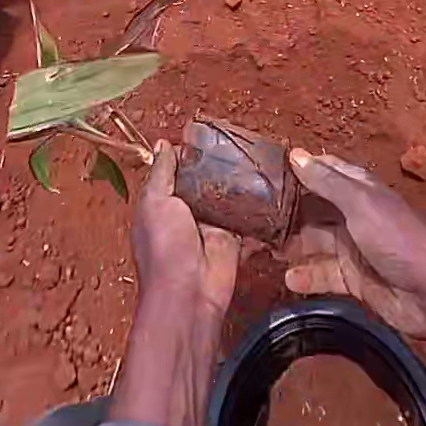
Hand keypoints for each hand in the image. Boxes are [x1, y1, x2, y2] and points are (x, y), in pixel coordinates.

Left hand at [111, 142, 240, 425]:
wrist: (189, 295)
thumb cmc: (165, 247)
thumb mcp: (155, 203)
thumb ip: (162, 173)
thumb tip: (164, 143)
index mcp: (164, 201)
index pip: (178, 169)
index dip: (191, 152)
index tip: (209, 131)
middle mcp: (188, 210)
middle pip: (206, 180)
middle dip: (219, 163)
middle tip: (240, 139)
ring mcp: (213, 224)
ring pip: (227, 194)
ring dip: (239, 180)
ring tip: (258, 154)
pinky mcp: (235, 237)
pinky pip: (246, 217)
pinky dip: (255, 206)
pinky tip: (270, 184)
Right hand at [283, 149, 425, 340]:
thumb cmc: (395, 238)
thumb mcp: (359, 203)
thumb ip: (326, 181)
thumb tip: (295, 154)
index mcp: (358, 189)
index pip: (324, 171)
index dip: (300, 169)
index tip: (268, 171)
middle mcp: (353, 214)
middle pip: (315, 209)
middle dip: (289, 212)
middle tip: (255, 217)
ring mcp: (353, 248)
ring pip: (315, 242)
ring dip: (293, 245)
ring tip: (265, 249)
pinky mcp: (354, 279)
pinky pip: (324, 274)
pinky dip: (307, 276)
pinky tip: (288, 279)